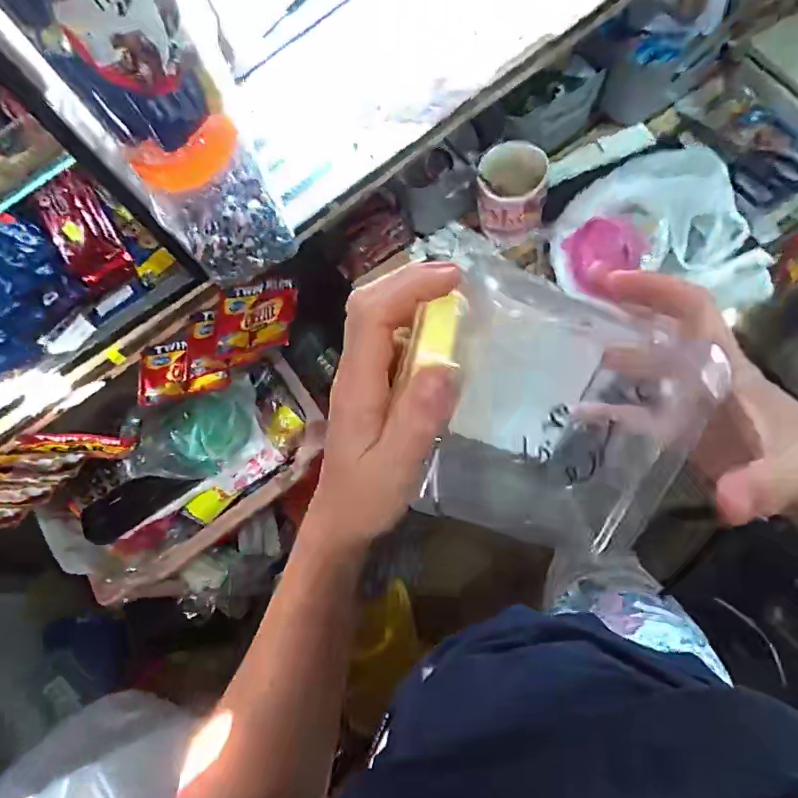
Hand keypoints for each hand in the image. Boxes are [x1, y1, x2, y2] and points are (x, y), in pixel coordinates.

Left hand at [305, 261, 463, 549]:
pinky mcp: (371, 385)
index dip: (410, 287)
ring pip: (375, 316)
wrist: (340, 521)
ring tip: (452, 290)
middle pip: (368, 304)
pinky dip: (413, 318)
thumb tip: (446, 364)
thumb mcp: (398, 466)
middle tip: (457, 276)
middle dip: (409, 279)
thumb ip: (419, 418)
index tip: (455, 279)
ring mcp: (360, 375)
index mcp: (358, 384)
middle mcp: (354, 370)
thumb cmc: (368, 498)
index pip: (373, 315)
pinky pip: (387, 337)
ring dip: (410, 293)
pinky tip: (439, 328)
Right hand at [602, 270, 797, 523]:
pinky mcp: (691, 438)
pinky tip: (586, 414)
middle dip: (626, 310)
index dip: (656, 289)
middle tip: (579, 301)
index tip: (613, 280)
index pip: (694, 312)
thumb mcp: (796, 475)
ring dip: (619, 356)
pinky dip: (617, 411)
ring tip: (574, 351)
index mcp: (731, 371)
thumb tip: (725, 502)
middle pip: (665, 332)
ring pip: (653, 369)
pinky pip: (646, 415)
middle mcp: (709, 380)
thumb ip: (763, 485)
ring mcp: (698, 408)